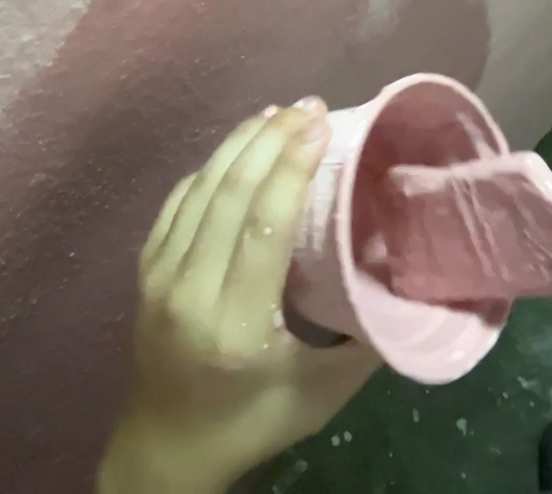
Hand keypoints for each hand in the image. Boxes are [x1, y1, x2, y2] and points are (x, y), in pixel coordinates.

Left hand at [98, 99, 381, 493]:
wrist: (163, 445)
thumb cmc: (250, 421)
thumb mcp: (319, 394)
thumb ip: (366, 342)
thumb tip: (406, 281)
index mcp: (235, 323)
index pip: (264, 224)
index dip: (293, 166)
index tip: (321, 126)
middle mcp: (189, 288)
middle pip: (230, 192)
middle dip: (272, 140)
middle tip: (309, 107)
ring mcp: (159, 272)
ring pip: (202, 186)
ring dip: (241, 142)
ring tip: (279, 113)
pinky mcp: (145, 265)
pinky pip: (179, 198)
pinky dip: (211, 165)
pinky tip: (238, 147)